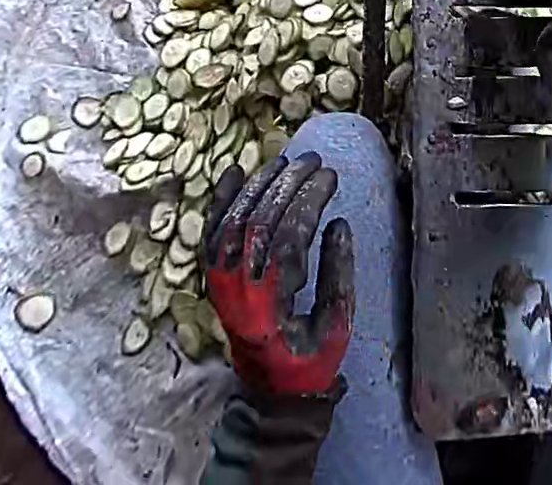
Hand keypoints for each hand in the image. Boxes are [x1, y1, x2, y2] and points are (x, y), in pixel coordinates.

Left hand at [202, 153, 353, 396]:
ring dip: (261, 183)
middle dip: (289, 183)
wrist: (267, 391)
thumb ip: (338, 276)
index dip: (310, 200)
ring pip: (236, 217)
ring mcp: (220, 277)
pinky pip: (213, 228)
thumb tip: (338, 224)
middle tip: (313, 160)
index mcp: (270, 301)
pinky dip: (223, 197)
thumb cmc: (308, 360)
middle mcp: (237, 284)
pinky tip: (236, 171)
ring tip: (286, 160)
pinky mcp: (214, 274)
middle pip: (262, 218)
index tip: (330, 176)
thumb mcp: (336, 328)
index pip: (289, 234)